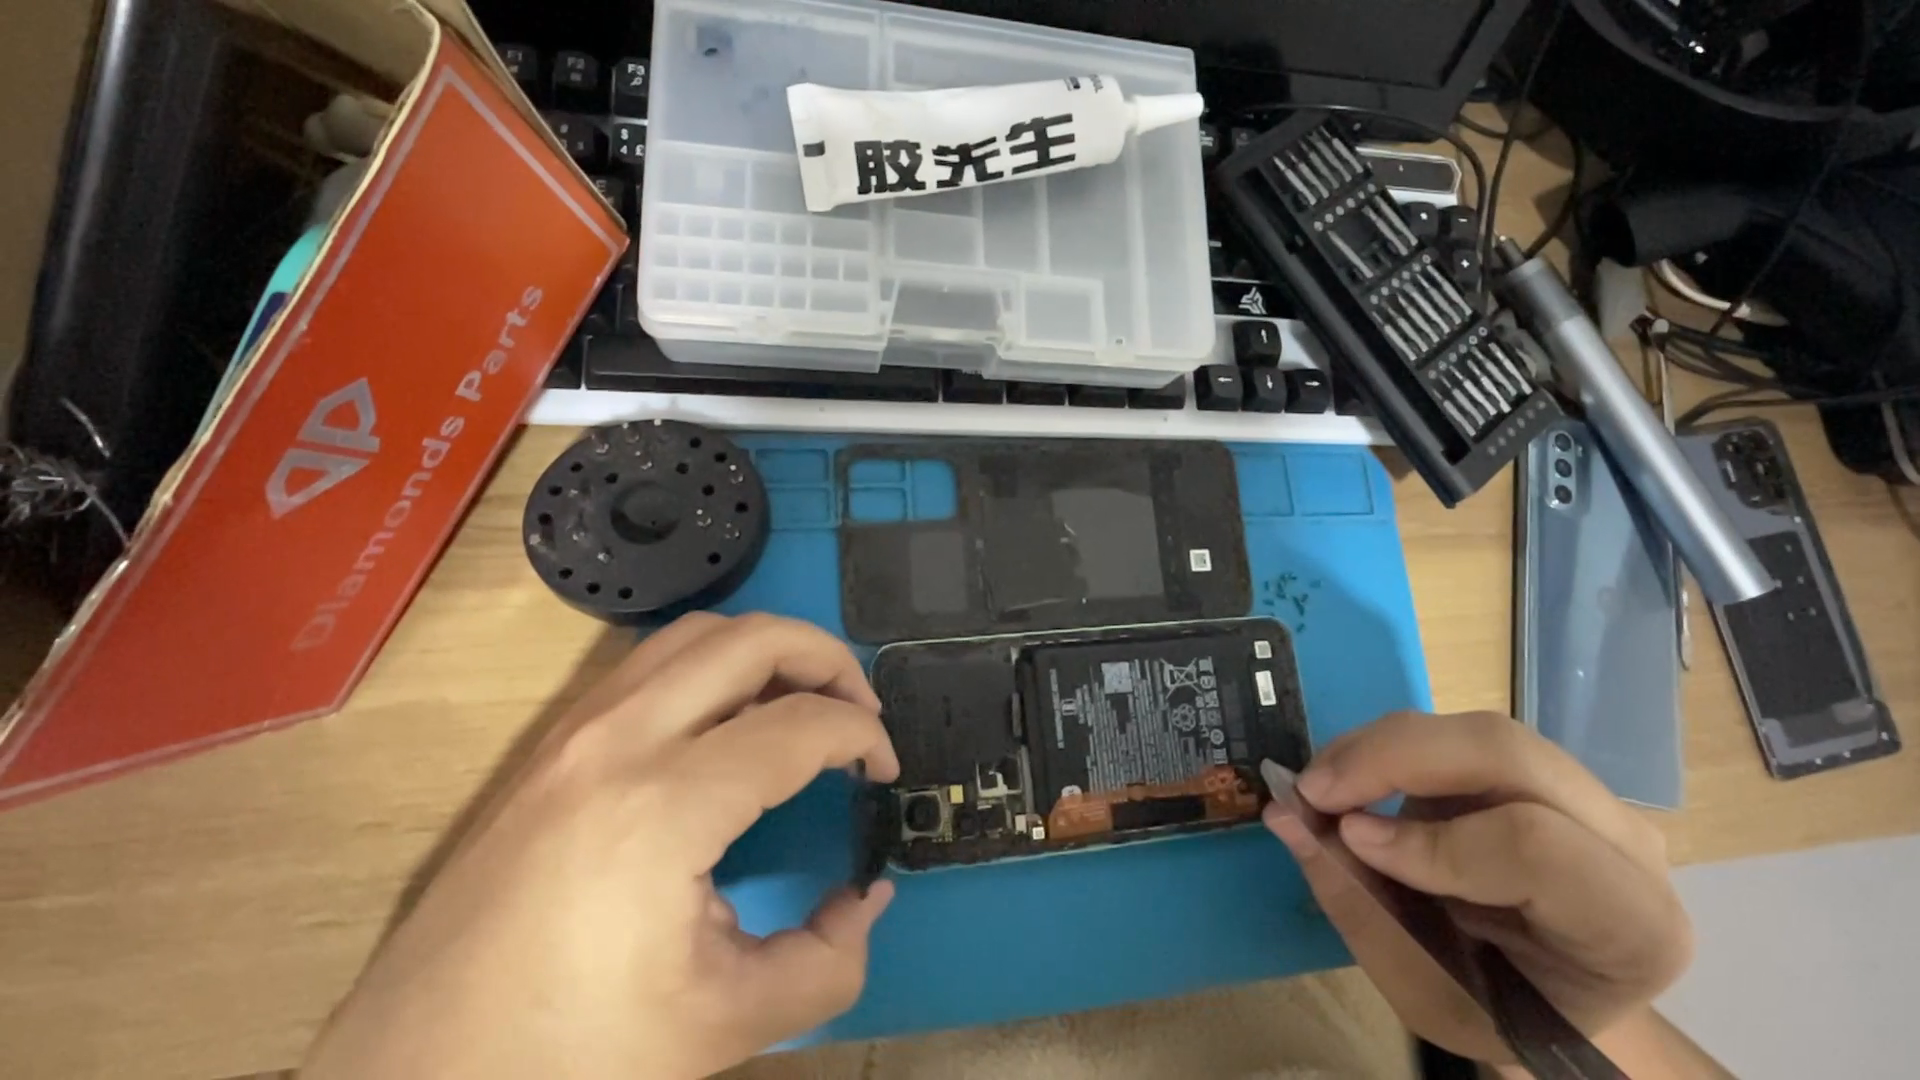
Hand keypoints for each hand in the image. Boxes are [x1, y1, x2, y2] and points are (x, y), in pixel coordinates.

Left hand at [303, 613, 901, 1079]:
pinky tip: (729, 722)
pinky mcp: (549, 747)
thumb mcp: (728, 1023)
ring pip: (693, 634)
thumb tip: (868, 895)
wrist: (417, 1079)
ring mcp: (573, 734)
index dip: (862, 736)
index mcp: (665, 807)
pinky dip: (712, 664)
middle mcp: (617, 742)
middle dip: (828, 659)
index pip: (799, 724)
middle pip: (750, 639)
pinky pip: (648, 663)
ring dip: (766, 651)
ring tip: (804, 702)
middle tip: (862, 712)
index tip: (884, 773)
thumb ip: (828, 957)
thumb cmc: (574, 1054)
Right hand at [1265, 711, 1691, 1062]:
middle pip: (1505, 753)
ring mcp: (1586, 795)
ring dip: (1381, 747)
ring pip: (1477, 732)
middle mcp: (1626, 842)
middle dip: (1391, 757)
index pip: (1536, 846)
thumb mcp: (1423, 990)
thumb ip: (1356, 901)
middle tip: (1312, 786)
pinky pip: (1457, 736)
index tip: (1346, 839)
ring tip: (1321, 782)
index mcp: (1630, 926)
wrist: (1546, 1001)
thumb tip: (1284, 814)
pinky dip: (1389, 749)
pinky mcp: (1537, 771)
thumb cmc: (1495, 1012)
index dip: (1431, 839)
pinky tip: (1351, 778)